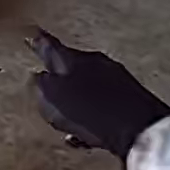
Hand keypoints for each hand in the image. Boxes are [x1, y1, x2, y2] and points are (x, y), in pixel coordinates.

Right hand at [29, 29, 169, 158]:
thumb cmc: (92, 111)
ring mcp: (116, 81)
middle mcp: (97, 64)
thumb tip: (38, 76)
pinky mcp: (130, 100)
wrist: (138, 128)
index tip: (31, 32)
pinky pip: (102, 108)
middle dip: (58, 75)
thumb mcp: (53, 98)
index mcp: (75, 60)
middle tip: (46, 79)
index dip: (38, 41)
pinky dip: (91, 118)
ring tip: (65, 122)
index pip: (50, 46)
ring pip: (87, 89)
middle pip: (71, 66)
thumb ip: (42, 85)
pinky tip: (85, 136)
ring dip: (75, 102)